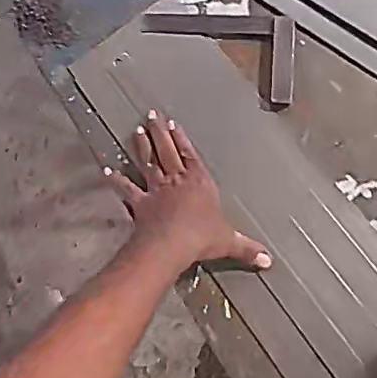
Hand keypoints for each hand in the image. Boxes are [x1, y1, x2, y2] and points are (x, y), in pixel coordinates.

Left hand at [106, 110, 271, 271]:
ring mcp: (157, 190)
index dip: (181, 139)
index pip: (190, 155)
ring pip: (148, 162)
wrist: (171, 245)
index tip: (173, 124)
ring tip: (136, 131)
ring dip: (142, 147)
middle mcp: (177, 180)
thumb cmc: (202, 238)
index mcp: (200, 182)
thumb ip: (248, 248)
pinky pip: (127, 189)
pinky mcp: (141, 203)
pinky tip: (107, 169)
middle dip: (159, 132)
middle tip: (151, 115)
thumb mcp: (230, 242)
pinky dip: (117, 179)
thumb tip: (268, 261)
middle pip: (167, 151)